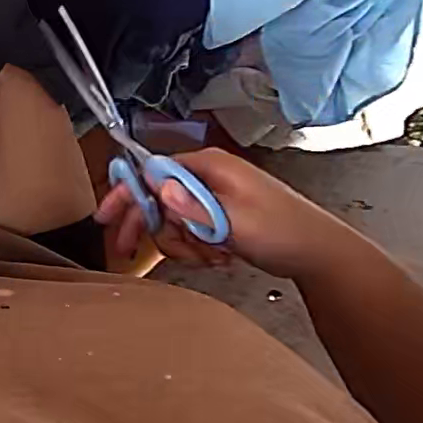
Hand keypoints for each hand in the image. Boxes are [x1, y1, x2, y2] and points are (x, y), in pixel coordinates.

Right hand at [94, 148, 352, 278]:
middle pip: (156, 198)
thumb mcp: (233, 220)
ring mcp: (211, 196)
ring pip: (170, 220)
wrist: (316, 252)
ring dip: (181, 244)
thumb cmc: (281, 231)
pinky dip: (195, 247)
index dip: (126, 193)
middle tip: (127, 250)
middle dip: (151, 227)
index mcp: (208, 166)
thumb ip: (193, 206)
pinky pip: (188, 231)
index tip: (107, 216)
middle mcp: (206, 176)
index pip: (152, 172)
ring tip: (208, 256)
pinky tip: (217, 256)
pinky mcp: (216, 214)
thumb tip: (158, 187)